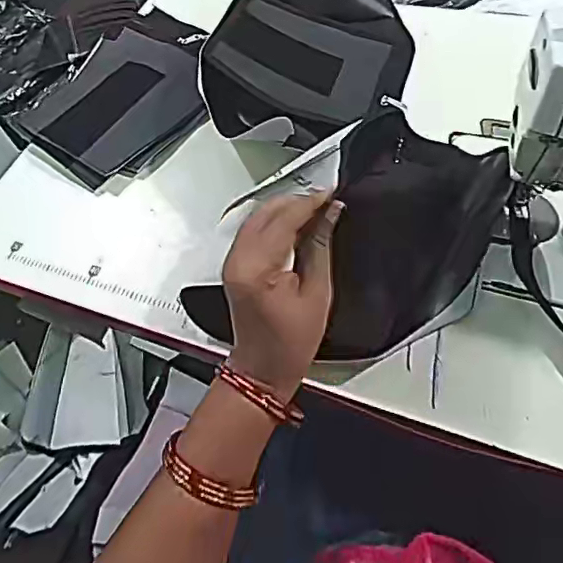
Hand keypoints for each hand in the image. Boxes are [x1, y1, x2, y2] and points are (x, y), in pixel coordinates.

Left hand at [219, 193, 341, 402]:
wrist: (263, 368)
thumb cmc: (288, 344)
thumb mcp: (317, 293)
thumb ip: (320, 247)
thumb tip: (328, 216)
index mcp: (256, 268)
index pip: (283, 220)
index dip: (309, 203)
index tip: (329, 195)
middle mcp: (238, 259)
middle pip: (266, 212)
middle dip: (297, 202)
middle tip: (325, 200)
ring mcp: (232, 260)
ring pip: (258, 216)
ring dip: (286, 209)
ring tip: (315, 209)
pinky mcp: (234, 262)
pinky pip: (253, 229)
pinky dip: (274, 221)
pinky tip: (295, 222)